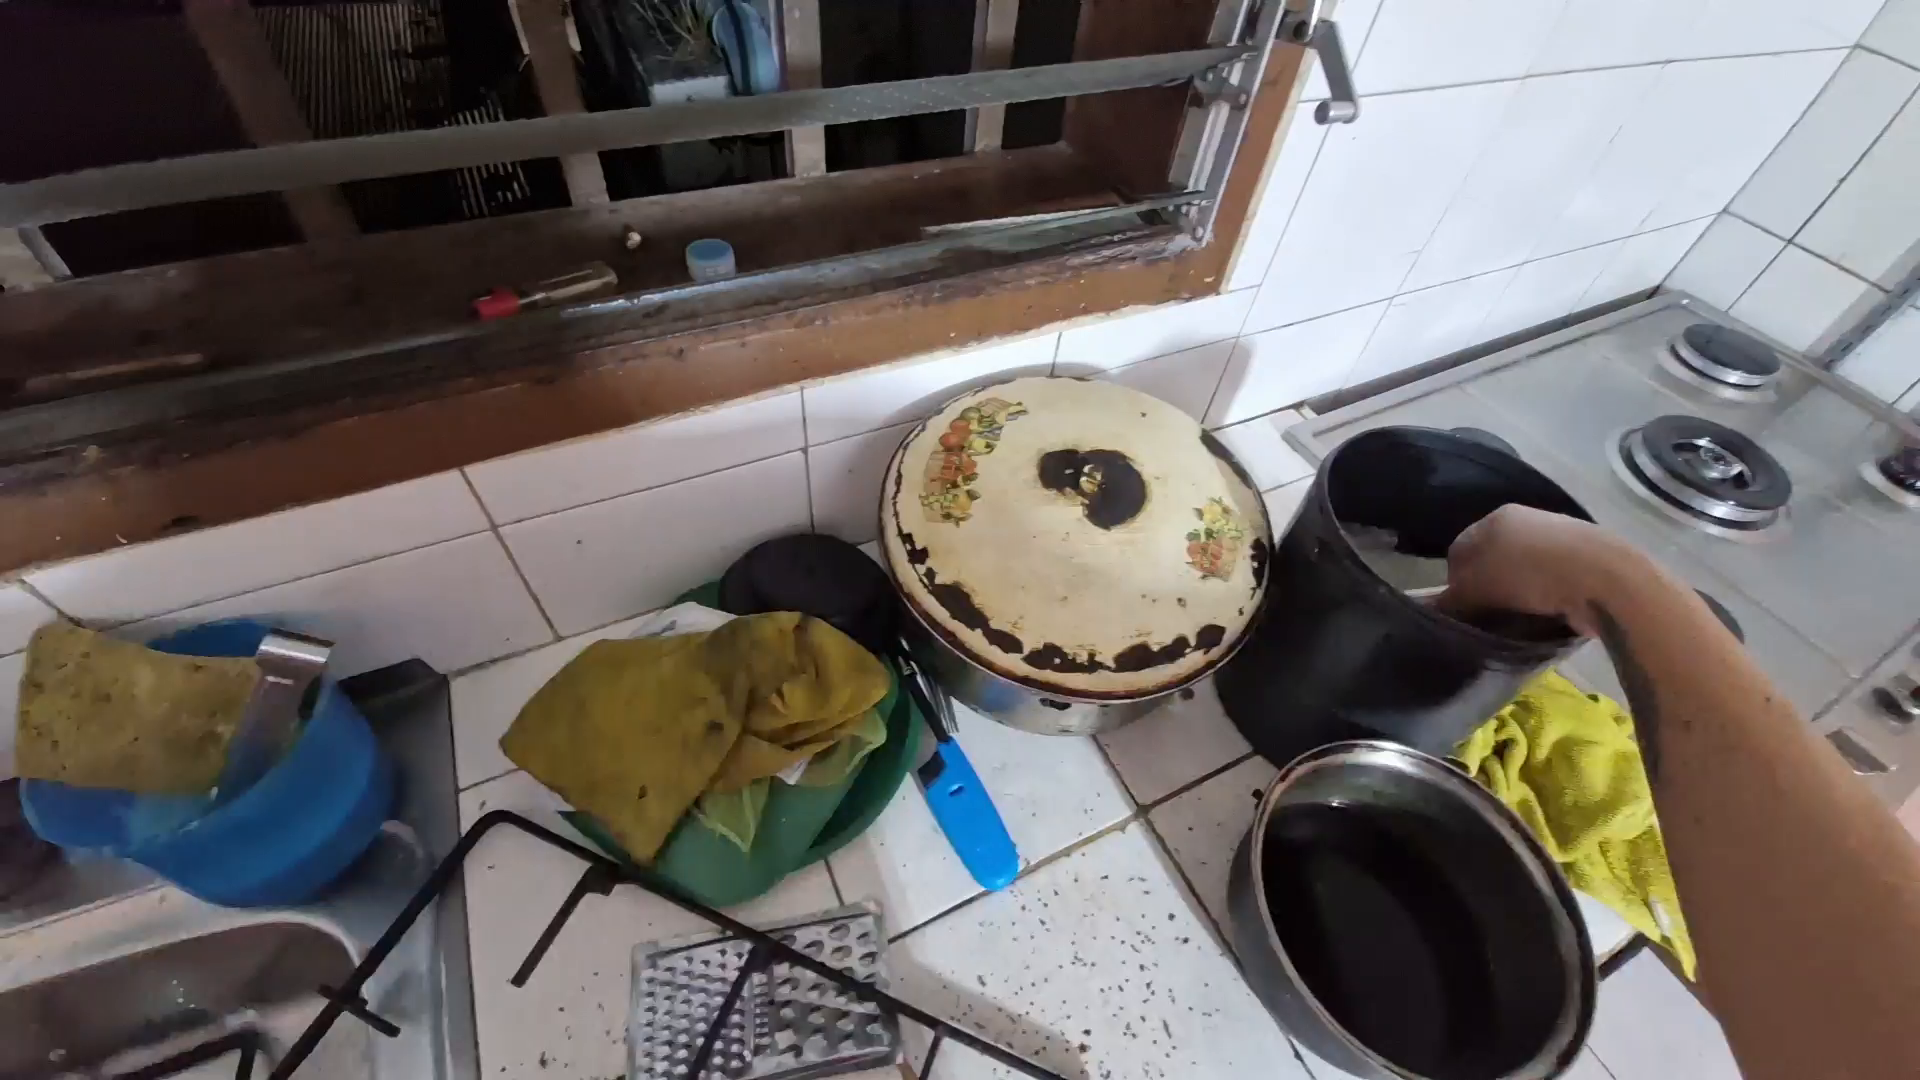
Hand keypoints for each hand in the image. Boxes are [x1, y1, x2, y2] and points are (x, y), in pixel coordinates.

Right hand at [1437, 504, 1648, 637]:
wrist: (1608, 580)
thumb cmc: (1529, 576)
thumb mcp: (1475, 590)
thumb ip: (1450, 599)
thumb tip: (1435, 608)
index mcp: (1496, 516)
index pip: (1459, 549)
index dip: (1455, 581)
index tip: (1462, 606)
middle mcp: (1529, 517)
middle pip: (1493, 556)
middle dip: (1489, 584)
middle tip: (1489, 611)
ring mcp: (1564, 532)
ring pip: (1525, 566)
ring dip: (1519, 588)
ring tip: (1521, 613)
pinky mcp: (1592, 553)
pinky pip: (1555, 575)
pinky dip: (1548, 592)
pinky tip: (1550, 608)